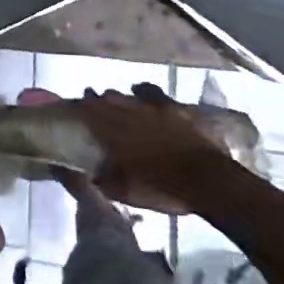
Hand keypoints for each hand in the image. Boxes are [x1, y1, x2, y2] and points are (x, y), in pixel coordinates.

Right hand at [66, 86, 236, 213]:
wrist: (208, 181)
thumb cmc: (165, 189)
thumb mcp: (129, 194)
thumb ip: (106, 182)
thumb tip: (91, 175)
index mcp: (115, 136)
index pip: (90, 114)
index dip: (80, 108)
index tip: (74, 106)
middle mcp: (129, 116)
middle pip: (106, 101)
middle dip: (96, 100)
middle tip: (90, 101)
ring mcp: (152, 109)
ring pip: (126, 95)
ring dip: (116, 96)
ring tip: (111, 97)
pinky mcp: (173, 107)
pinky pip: (152, 91)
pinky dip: (143, 89)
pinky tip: (139, 89)